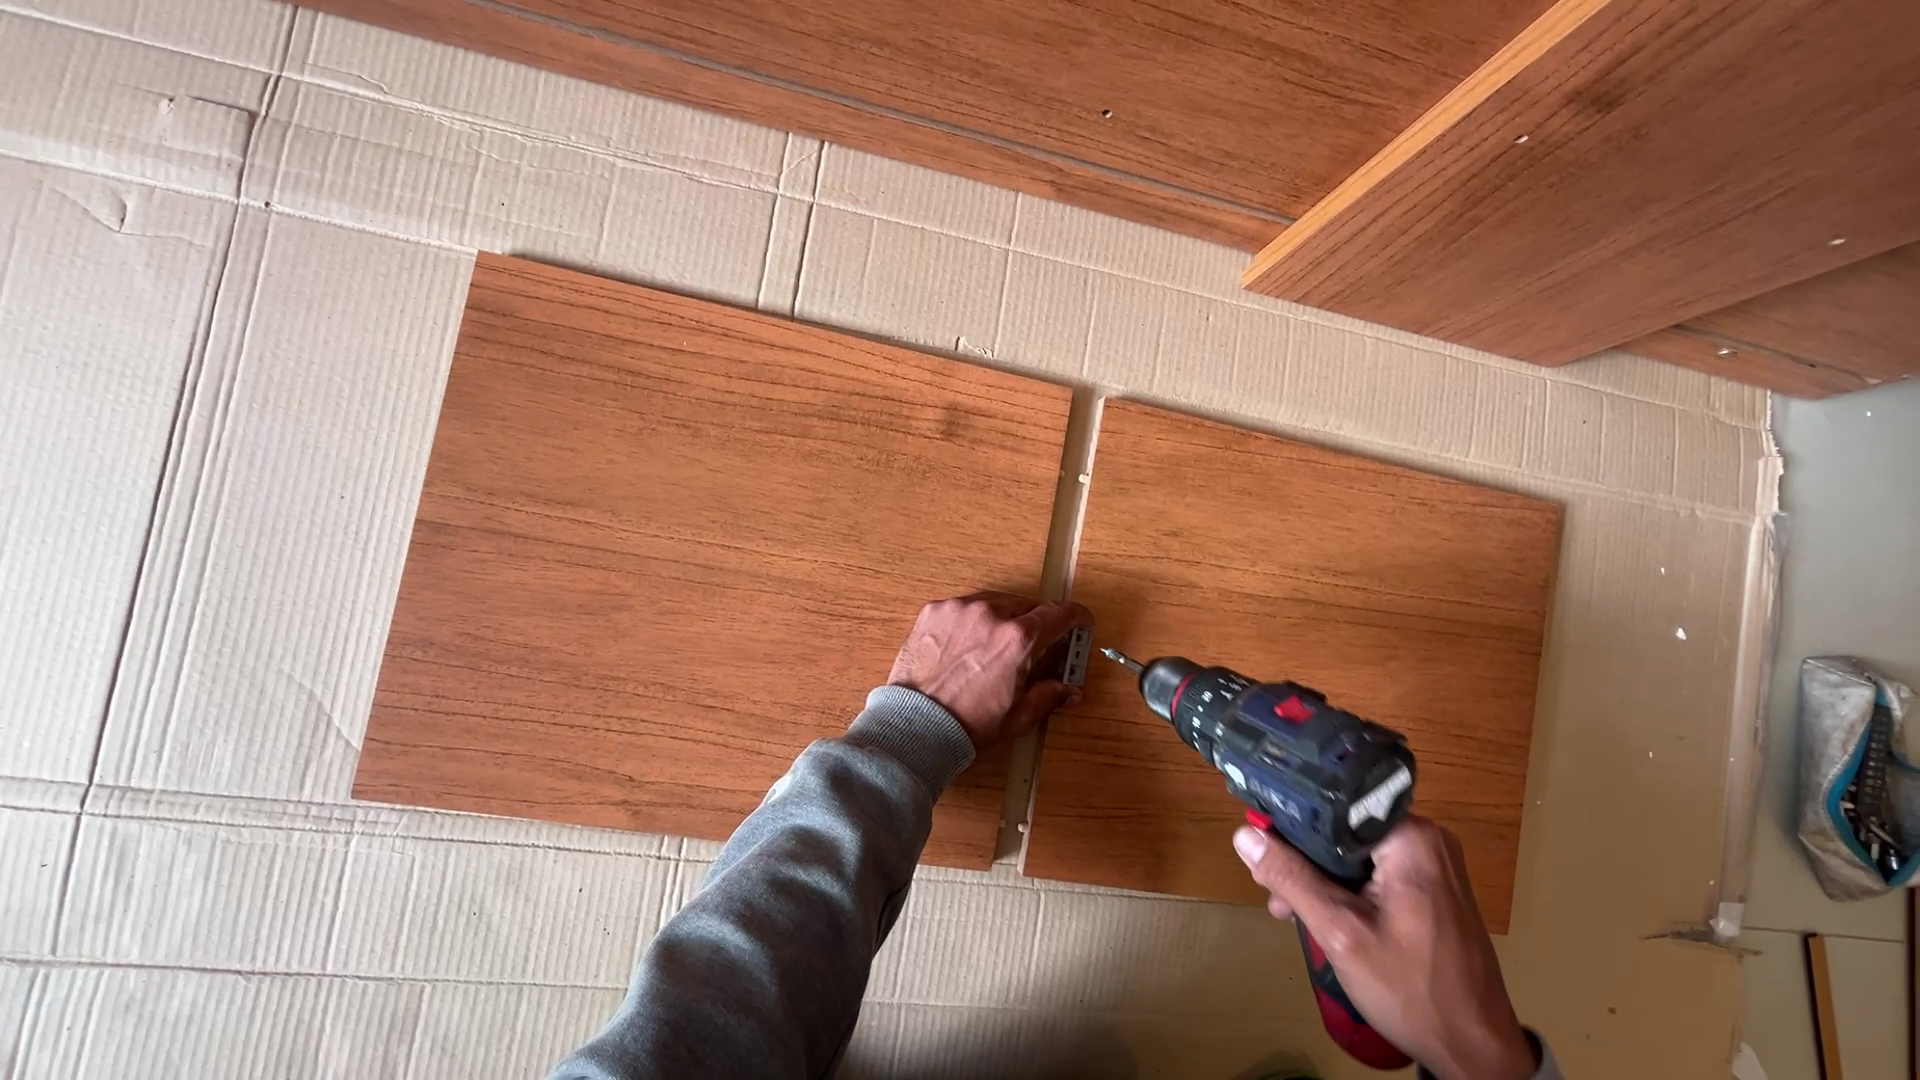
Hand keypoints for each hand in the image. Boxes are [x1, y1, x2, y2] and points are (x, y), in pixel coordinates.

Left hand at [888, 592, 1092, 751]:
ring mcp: (960, 608)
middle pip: (1027, 606)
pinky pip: (963, 608)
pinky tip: (967, 645)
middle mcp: (991, 614)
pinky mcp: (935, 611)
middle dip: (1035, 624)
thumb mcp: (1018, 716)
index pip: (1060, 614)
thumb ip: (1049, 695)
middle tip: (1032, 646)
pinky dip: (971, 621)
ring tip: (995, 647)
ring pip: (994, 603)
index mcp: (1019, 639)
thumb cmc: (967, 723)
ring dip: (1002, 619)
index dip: (1076, 616)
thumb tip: (1069, 689)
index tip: (1079, 621)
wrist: (916, 724)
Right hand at [1233, 815, 1536, 1079]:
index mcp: (1411, 836)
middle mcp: (1425, 839)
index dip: (1289, 825)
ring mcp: (1431, 864)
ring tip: (1288, 907)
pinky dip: (1343, 889)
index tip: (1259, 850)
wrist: (1476, 1052)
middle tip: (1270, 888)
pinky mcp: (1430, 888)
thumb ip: (1291, 877)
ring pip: (1353, 853)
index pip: (1333, 807)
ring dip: (1318, 877)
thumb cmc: (1411, 989)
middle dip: (1301, 857)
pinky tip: (1321, 914)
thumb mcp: (1339, 931)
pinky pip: (1372, 872)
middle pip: (1341, 830)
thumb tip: (1244, 835)